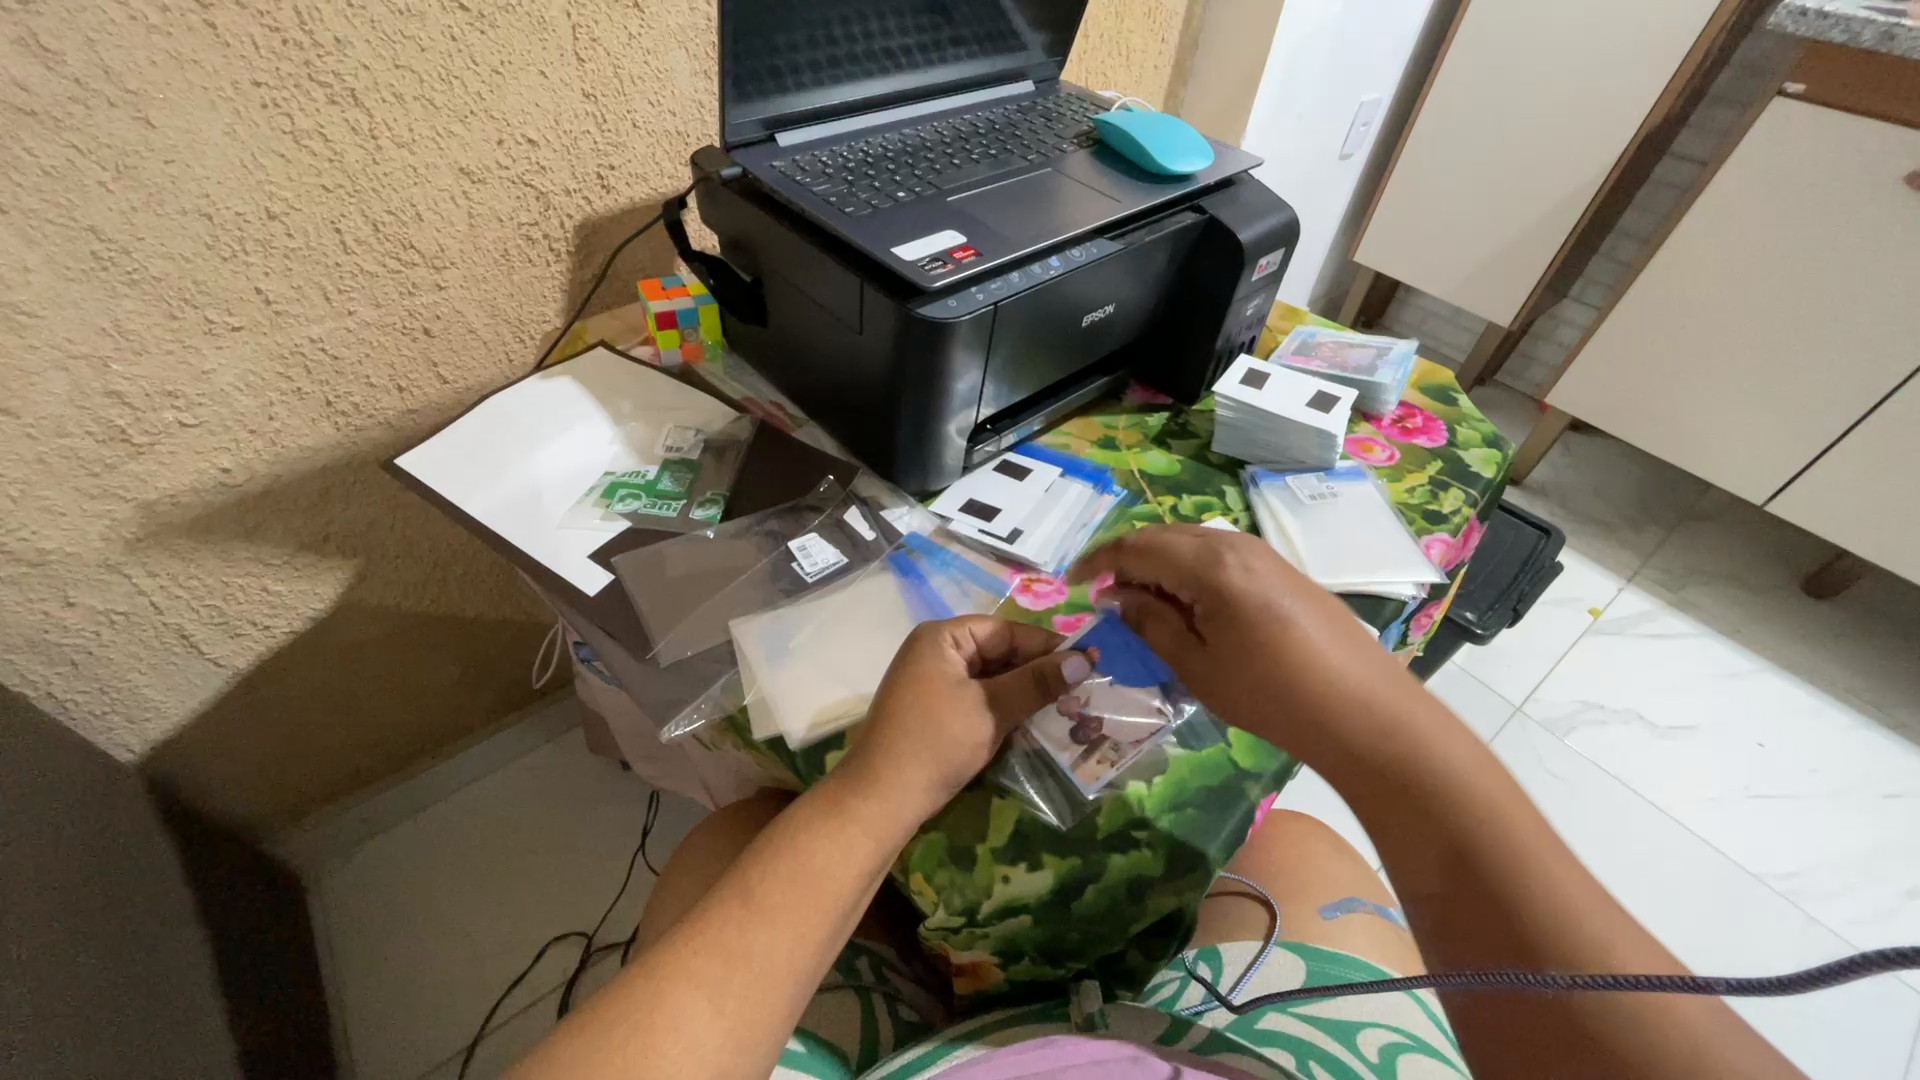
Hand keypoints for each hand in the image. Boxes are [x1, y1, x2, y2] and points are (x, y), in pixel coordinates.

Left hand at [837, 616, 1091, 822]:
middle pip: (999, 652)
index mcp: (943, 637)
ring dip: (1025, 693)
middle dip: (1038, 672)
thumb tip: (1085, 659)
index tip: (1089, 663)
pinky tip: (1035, 724)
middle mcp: (936, 651)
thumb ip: (1037, 682)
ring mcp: (933, 681)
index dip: (1047, 646)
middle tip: (1082, 690)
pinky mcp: (936, 710)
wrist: (881, 799)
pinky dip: (1005, 708)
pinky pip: (979, 698)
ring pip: (992, 677)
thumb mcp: (992, 709)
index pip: (1006, 630)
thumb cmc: (936, 743)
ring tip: (1068, 708)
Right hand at [1068, 525, 1420, 763]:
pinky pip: (1216, 556)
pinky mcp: (1279, 569)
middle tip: (1104, 596)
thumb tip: (1117, 596)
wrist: (1362, 710)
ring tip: (1140, 603)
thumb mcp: (1196, 665)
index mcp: (1208, 564)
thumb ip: (1150, 622)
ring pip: (1190, 543)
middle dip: (1125, 560)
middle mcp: (1233, 544)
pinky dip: (1187, 571)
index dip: (1098, 561)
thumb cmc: (1270, 694)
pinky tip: (1185, 605)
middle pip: (1161, 535)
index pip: (1135, 546)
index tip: (1072, 583)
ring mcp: (1261, 553)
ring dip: (1157, 564)